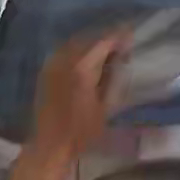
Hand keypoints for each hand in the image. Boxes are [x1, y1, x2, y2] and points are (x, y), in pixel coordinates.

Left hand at [28, 25, 132, 164]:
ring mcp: (53, 63)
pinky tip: (88, 59)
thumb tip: (122, 58)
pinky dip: (79, 49)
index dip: (119, 36)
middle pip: (89, 38)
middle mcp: (66, 59)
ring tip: (107, 51)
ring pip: (76, 42)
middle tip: (122, 45)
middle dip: (107, 38)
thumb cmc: (82, 130)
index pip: (104, 41)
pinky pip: (65, 50)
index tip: (132, 35)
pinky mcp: (47, 70)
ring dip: (93, 43)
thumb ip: (114, 77)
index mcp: (82, 67)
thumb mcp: (106, 105)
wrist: (50, 144)